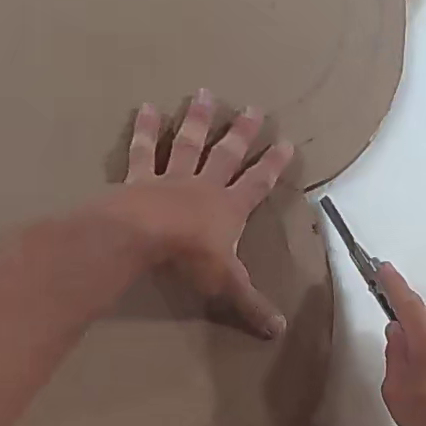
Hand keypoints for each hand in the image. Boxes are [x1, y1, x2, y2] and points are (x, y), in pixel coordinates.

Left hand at [88, 89, 295, 338]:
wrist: (143, 238)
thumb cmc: (190, 258)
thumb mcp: (228, 285)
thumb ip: (252, 306)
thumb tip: (280, 332)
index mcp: (229, 209)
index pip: (257, 184)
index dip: (272, 165)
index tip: (285, 142)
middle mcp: (204, 186)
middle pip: (227, 155)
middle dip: (242, 133)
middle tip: (254, 108)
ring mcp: (171, 177)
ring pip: (189, 144)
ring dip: (198, 121)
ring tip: (205, 93)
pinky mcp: (140, 178)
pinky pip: (143, 151)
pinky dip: (145, 130)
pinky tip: (147, 107)